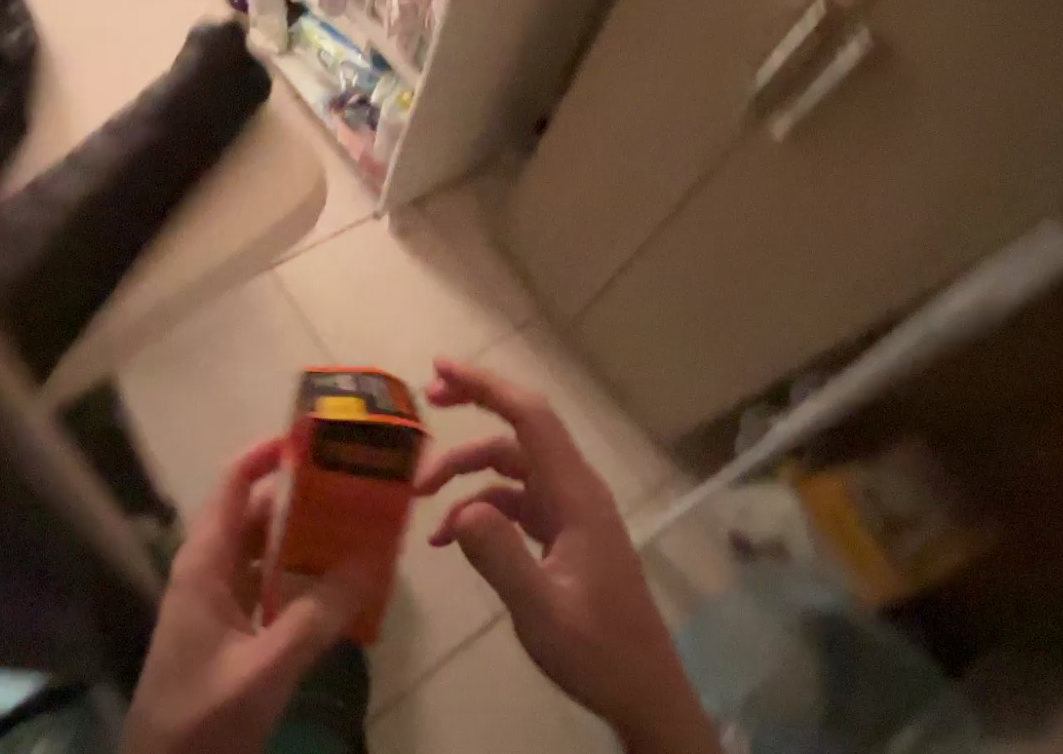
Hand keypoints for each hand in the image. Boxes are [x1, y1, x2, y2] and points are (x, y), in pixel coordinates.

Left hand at [121, 437, 371, 753]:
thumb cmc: (202, 716)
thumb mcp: (265, 668)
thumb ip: (316, 616)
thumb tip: (371, 562)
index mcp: (205, 562)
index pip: (234, 483)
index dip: (269, 453)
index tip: (318, 439)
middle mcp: (208, 568)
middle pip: (256, 513)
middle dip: (303, 497)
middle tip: (357, 487)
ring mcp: (215, 598)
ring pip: (263, 549)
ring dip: (304, 537)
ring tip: (357, 527)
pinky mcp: (226, 627)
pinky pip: (265, 583)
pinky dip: (298, 574)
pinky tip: (336, 583)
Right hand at [417, 360, 720, 753]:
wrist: (643, 692)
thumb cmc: (597, 652)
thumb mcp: (542, 612)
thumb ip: (500, 558)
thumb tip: (458, 511)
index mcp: (575, 495)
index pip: (530, 417)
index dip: (486, 385)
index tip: (441, 368)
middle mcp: (572, 490)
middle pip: (518, 429)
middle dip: (473, 407)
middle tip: (427, 401)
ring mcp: (567, 510)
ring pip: (508, 466)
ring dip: (464, 471)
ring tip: (419, 492)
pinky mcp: (560, 532)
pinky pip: (511, 501)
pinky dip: (476, 507)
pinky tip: (446, 537)